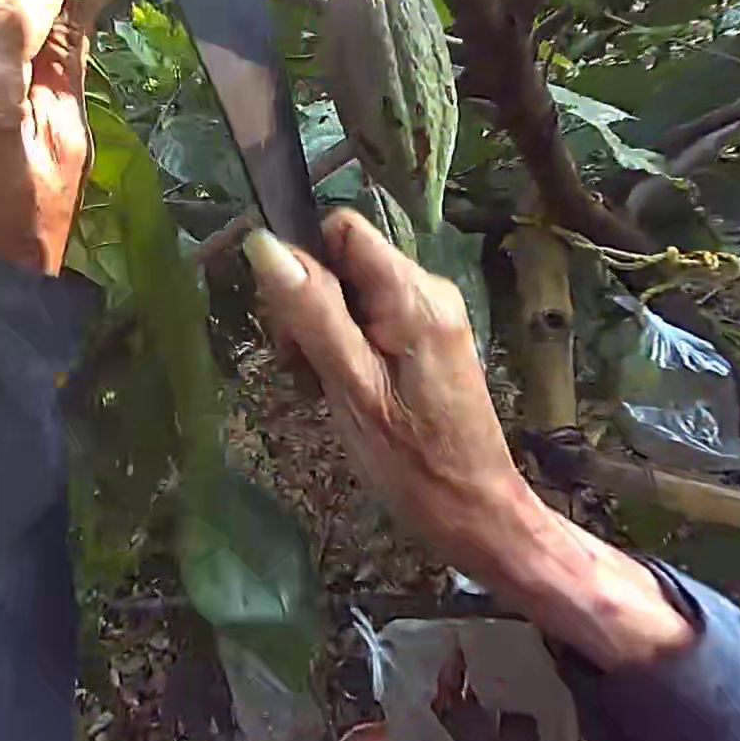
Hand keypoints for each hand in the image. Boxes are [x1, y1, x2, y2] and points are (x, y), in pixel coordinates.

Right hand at [246, 212, 695, 668]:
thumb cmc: (411, 461)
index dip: (305, 261)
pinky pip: (369, 316)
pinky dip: (343, 344)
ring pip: (350, 290)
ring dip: (321, 330)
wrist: (475, 511)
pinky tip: (342, 385)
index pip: (343, 228)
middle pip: (343, 260)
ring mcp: (430, 312)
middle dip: (309, 305)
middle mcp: (426, 288)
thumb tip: (264, 243)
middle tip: (305, 367)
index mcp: (411, 293)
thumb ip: (311, 311)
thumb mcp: (351, 386)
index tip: (290, 319)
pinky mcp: (427, 336)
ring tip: (323, 385)